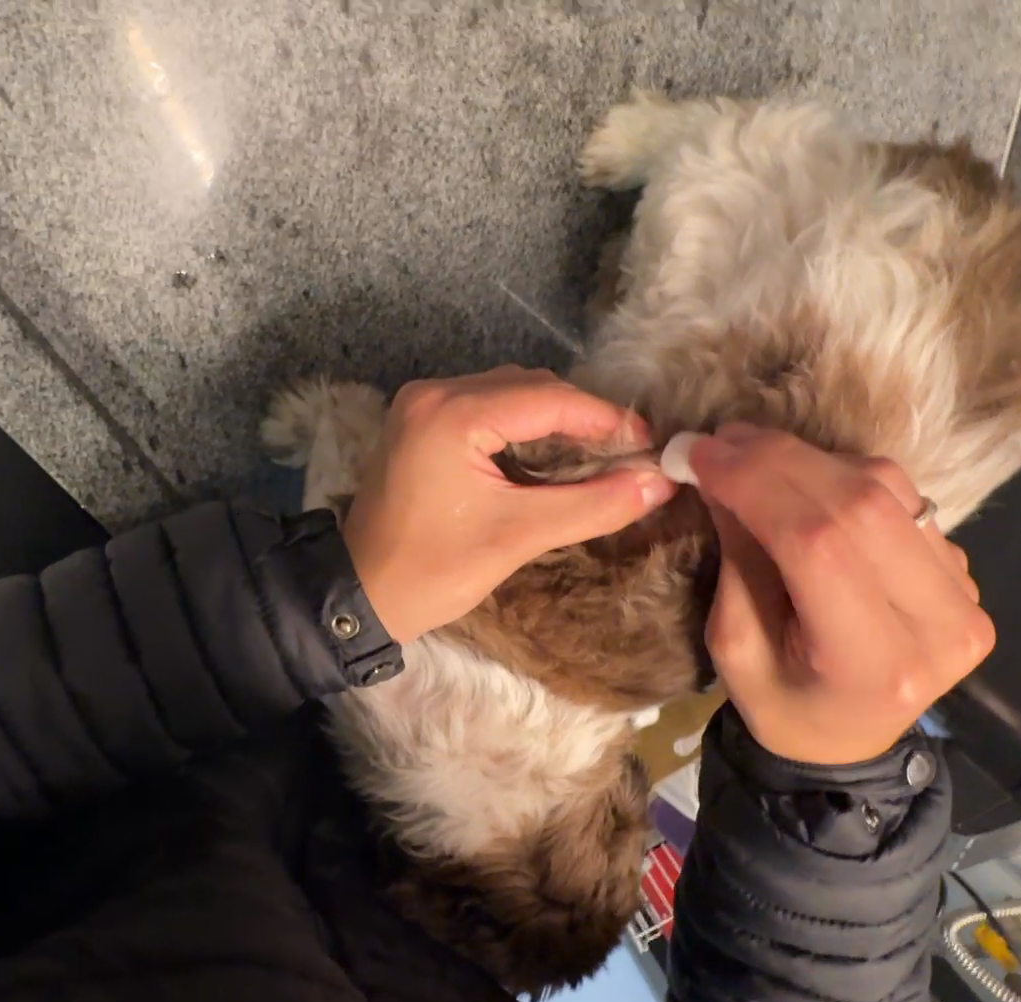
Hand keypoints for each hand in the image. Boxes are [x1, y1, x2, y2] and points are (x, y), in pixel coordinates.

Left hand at [341, 366, 677, 642]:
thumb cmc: (434, 570)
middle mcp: (432, 394)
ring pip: (507, 395)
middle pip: (528, 388)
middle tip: (622, 457)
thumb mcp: (517, 536)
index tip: (648, 445)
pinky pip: (484, 409)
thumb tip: (659, 483)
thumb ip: (593, 505)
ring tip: (591, 459)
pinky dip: (519, 429)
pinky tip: (544, 458)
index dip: (605, 418)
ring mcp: (420, 405)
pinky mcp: (418, 423)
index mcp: (450, 414)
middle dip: (579, 418)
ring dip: (551, 422)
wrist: (361, 594)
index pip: (547, 398)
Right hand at [687, 424, 994, 764]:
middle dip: (779, 460)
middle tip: (720, 441)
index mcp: (873, 662)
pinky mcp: (964, 571)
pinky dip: (840, 476)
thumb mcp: (733, 646)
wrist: (847, 739)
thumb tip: (721, 478)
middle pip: (862, 505)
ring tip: (750, 452)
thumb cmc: (778, 704)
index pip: (819, 545)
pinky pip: (902, 498)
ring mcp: (964, 593)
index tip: (701, 456)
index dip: (757, 485)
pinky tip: (798, 480)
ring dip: (810, 458)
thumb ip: (739, 561)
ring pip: (889, 489)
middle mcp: (938, 623)